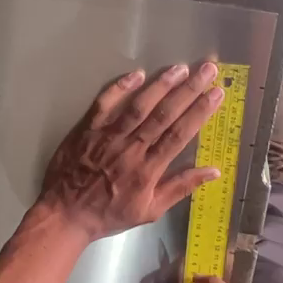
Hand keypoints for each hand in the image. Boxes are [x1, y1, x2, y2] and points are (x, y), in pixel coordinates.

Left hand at [33, 63, 224, 240]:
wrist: (65, 214)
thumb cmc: (110, 214)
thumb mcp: (150, 211)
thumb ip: (180, 187)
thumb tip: (214, 171)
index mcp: (149, 170)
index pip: (180, 134)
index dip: (200, 112)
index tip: (217, 93)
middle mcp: (132, 148)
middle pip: (165, 114)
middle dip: (189, 90)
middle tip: (207, 69)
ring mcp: (108, 136)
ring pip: (139, 105)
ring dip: (161, 84)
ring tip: (180, 68)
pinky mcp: (88, 129)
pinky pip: (105, 103)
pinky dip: (120, 87)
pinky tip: (137, 73)